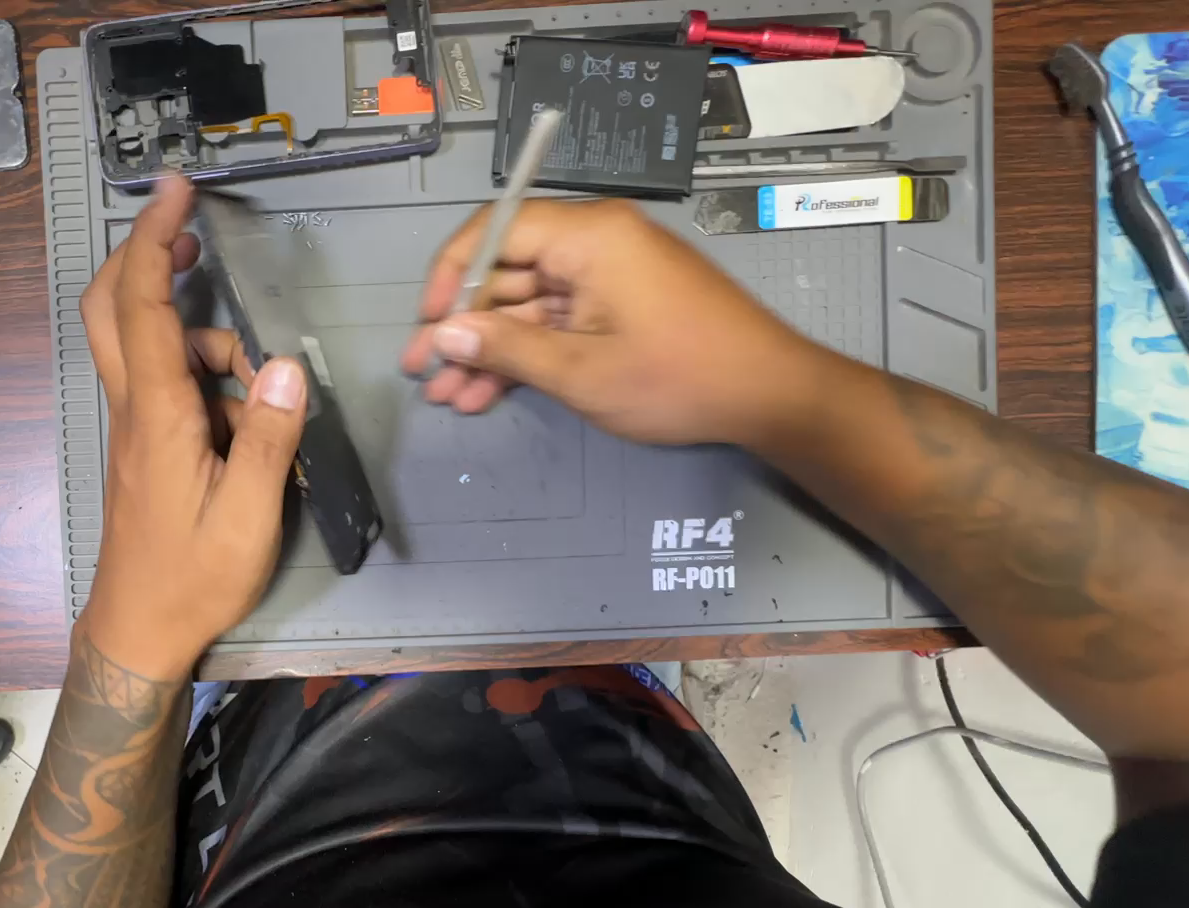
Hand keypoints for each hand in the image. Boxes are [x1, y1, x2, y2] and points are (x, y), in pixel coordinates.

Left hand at [77, 177, 308, 680]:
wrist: (139, 630)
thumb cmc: (193, 578)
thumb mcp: (248, 515)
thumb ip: (268, 439)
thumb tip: (285, 368)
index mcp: (159, 416)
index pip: (141, 307)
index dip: (152, 240)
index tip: (174, 193)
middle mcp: (136, 411)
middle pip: (112, 310)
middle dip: (144, 261)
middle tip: (191, 246)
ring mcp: (136, 430)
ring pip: (151, 352)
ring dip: (201, 343)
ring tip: (255, 388)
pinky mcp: (146, 450)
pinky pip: (167, 389)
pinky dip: (204, 383)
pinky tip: (242, 428)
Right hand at [398, 198, 835, 446]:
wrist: (764, 397)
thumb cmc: (677, 378)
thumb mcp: (580, 371)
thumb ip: (507, 349)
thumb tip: (443, 333)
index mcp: (589, 237)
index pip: (497, 230)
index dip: (451, 275)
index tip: (427, 323)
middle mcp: (592, 245)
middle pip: (505, 273)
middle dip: (462, 328)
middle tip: (424, 373)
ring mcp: (601, 279)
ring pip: (523, 307)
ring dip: (485, 352)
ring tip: (447, 396)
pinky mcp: (610, 309)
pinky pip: (551, 325)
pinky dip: (520, 358)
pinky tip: (484, 395)